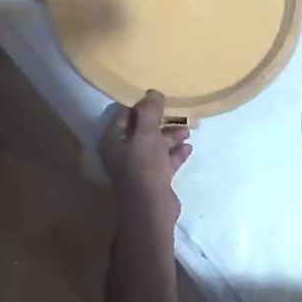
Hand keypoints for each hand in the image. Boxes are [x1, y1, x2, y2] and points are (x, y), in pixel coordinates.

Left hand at [99, 90, 191, 227]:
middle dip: (160, 122)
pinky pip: (165, 160)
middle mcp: (122, 153)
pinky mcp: (153, 178)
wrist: (151, 208)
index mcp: (113, 141)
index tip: (158, 99)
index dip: (140, 106)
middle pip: (141, 130)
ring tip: (187, 132)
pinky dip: (176, 153)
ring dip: (170, 137)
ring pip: (155, 145)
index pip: (123, 115)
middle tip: (176, 114)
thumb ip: (149, 111)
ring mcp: (138, 167)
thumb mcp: (146, 135)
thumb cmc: (144, 167)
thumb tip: (153, 92)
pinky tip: (188, 148)